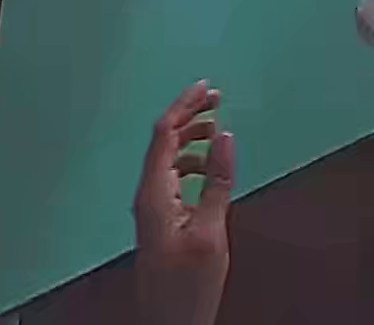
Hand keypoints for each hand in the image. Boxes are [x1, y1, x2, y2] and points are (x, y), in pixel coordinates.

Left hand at [134, 81, 234, 324]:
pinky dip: (192, 159)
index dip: (184, 105)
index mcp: (154, 192)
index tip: (206, 86)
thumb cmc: (188, 286)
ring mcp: (153, 206)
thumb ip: (218, 181)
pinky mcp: (161, 217)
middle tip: (218, 98)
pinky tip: (210, 166)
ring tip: (217, 128)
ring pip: (169, 156)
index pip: (164, 134)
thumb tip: (225, 135)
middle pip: (165, 140)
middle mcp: (148, 193)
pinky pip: (173, 174)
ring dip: (192, 136)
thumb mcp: (210, 232)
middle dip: (190, 114)